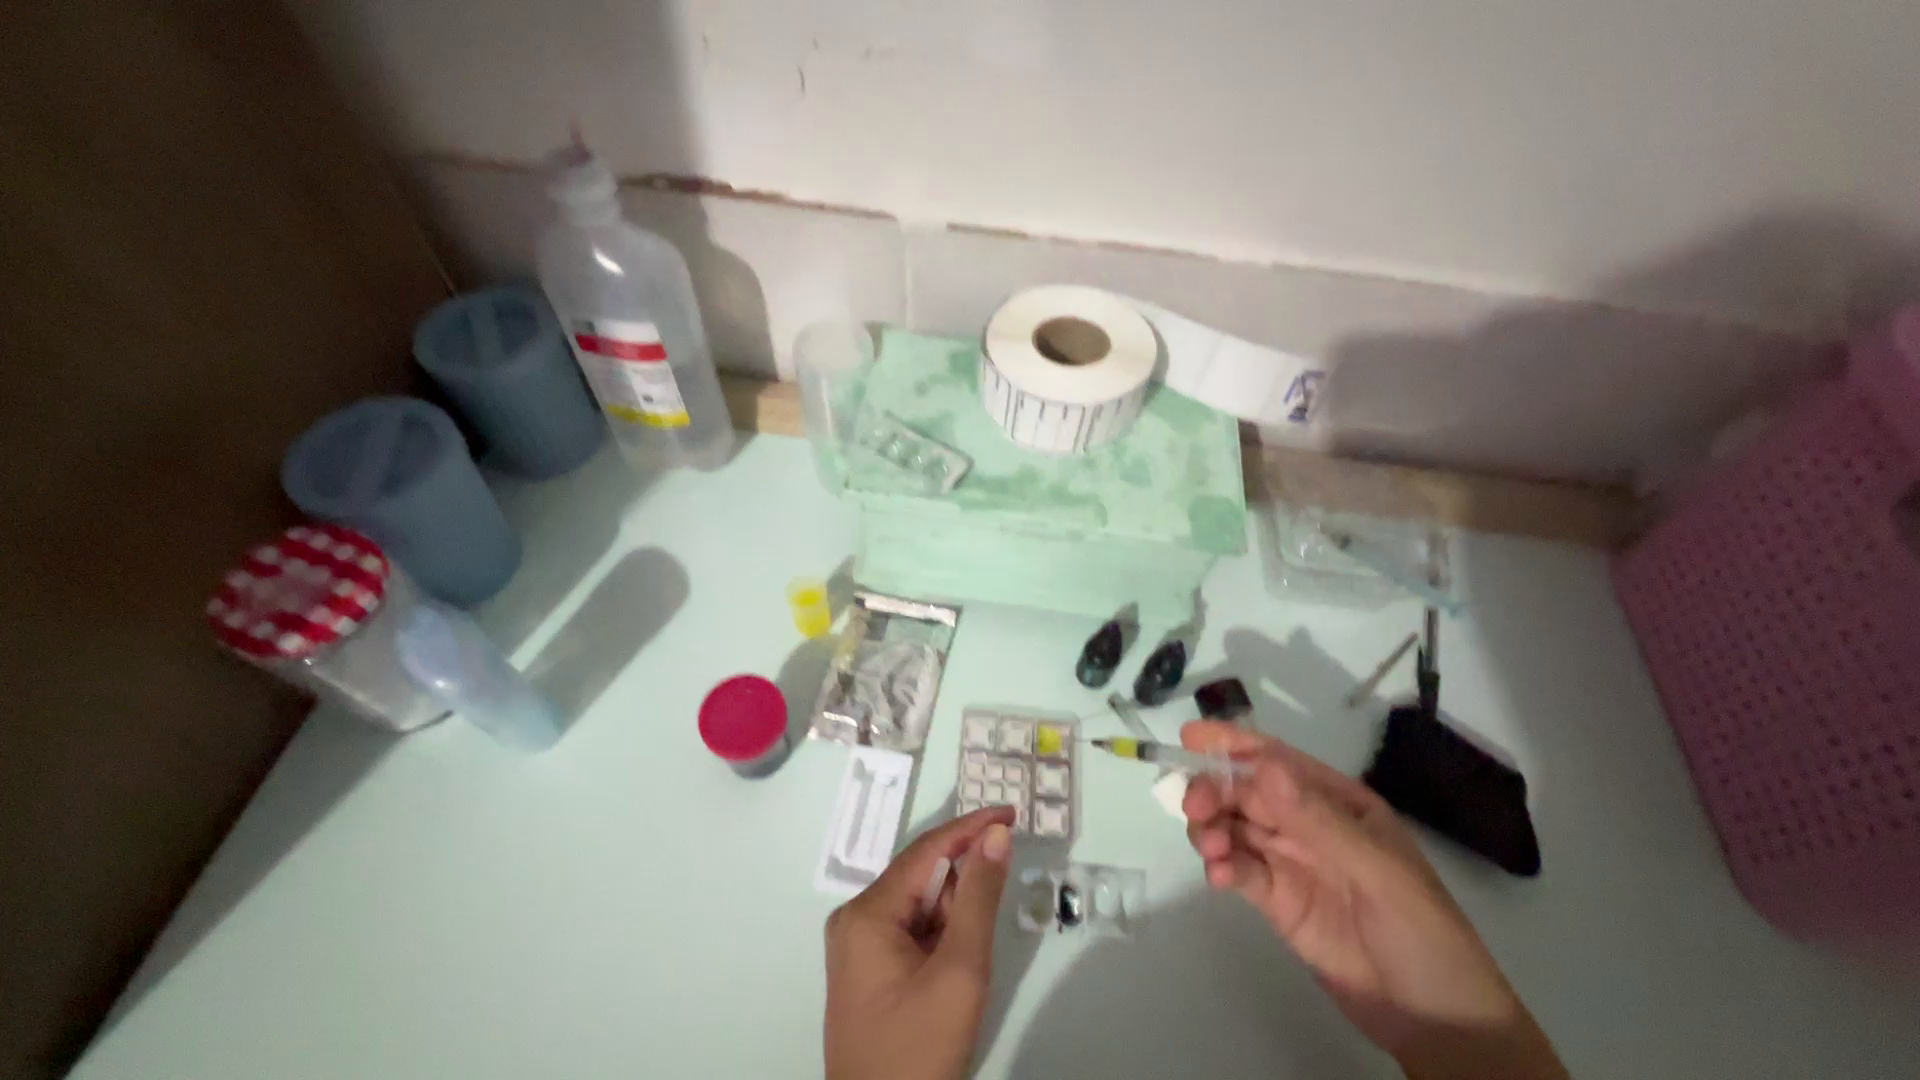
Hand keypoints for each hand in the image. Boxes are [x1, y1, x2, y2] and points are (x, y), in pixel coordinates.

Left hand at [824, 806, 1014, 1079]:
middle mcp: (855, 920)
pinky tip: (956, 962)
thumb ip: (979, 897)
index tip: (1011, 814)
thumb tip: (994, 835)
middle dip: (963, 882)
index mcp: (867, 913)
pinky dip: (941, 935)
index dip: (971, 827)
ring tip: (968, 961)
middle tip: (996, 906)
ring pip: (919, 905)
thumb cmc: (920, 1048)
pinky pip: (911, 931)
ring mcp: (858, 947)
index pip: (926, 849)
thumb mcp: (960, 970)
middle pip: (921, 876)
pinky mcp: (868, 970)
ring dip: (953, 914)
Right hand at [1181, 722, 1566, 1079]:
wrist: (1436, 1019)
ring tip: (1208, 849)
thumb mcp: (1378, 870)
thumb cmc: (1422, 930)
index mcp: (1338, 803)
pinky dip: (1221, 867)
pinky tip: (1219, 877)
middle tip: (1194, 808)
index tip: (1190, 737)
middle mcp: (1307, 824)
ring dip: (1211, 829)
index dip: (1234, 745)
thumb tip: (1265, 767)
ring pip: (1234, 828)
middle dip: (1214, 791)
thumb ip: (1317, 820)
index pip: (1279, 762)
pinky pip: (1239, 871)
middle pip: (1246, 792)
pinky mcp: (1276, 901)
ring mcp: (1289, 862)